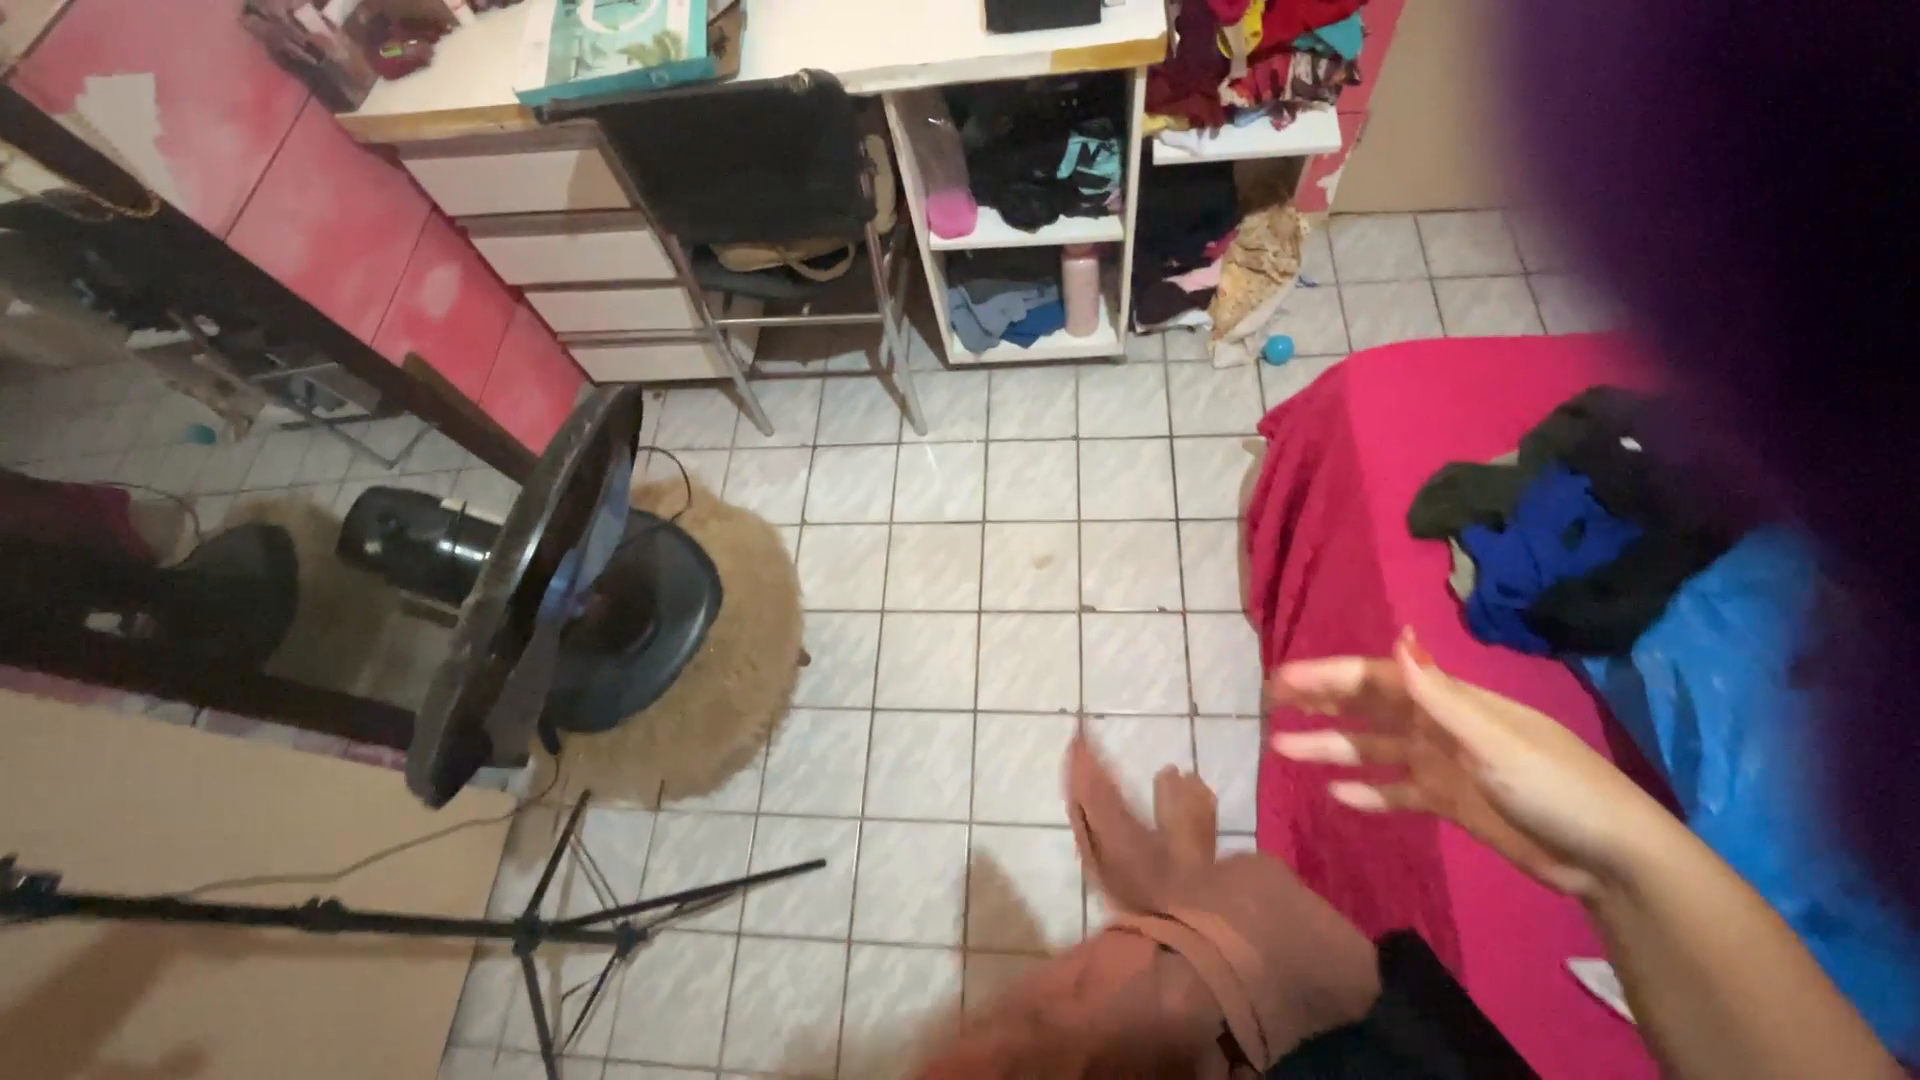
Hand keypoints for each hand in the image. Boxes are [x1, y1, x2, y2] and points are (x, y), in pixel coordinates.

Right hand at [1267, 628, 1670, 896]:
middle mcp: (1438, 726)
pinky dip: (1367, 791)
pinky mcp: (1448, 802)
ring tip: (1282, 750)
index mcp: (1451, 702)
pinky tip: (1337, 794)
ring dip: (1330, 747)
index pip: (1377, 680)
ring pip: (1371, 750)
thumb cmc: (1556, 786)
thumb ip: (1441, 695)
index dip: (1329, 676)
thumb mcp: (1496, 739)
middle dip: (1320, 701)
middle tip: (1270, 701)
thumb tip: (1398, 636)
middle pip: (1367, 708)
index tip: (1282, 678)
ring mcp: (1441, 765)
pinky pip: (1395, 792)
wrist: (1609, 858)